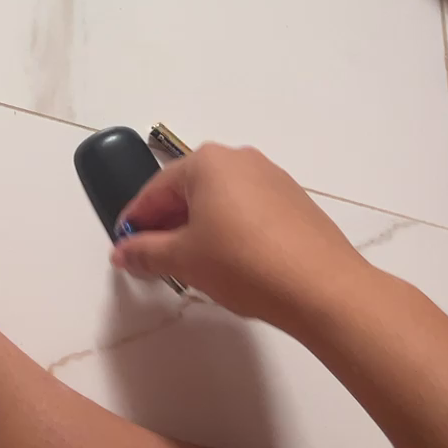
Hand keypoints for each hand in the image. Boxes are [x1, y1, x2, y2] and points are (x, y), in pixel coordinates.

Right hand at [112, 144, 377, 328]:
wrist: (326, 290)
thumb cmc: (244, 263)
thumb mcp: (184, 260)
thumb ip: (145, 252)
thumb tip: (120, 252)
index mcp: (205, 161)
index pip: (155, 190)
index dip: (136, 221)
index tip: (124, 247)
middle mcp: (237, 158)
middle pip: (189, 191)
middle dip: (169, 223)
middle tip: (157, 258)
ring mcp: (271, 177)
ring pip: (220, 200)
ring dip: (201, 227)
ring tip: (197, 264)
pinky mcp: (296, 201)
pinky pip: (249, 210)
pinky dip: (233, 230)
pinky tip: (235, 262)